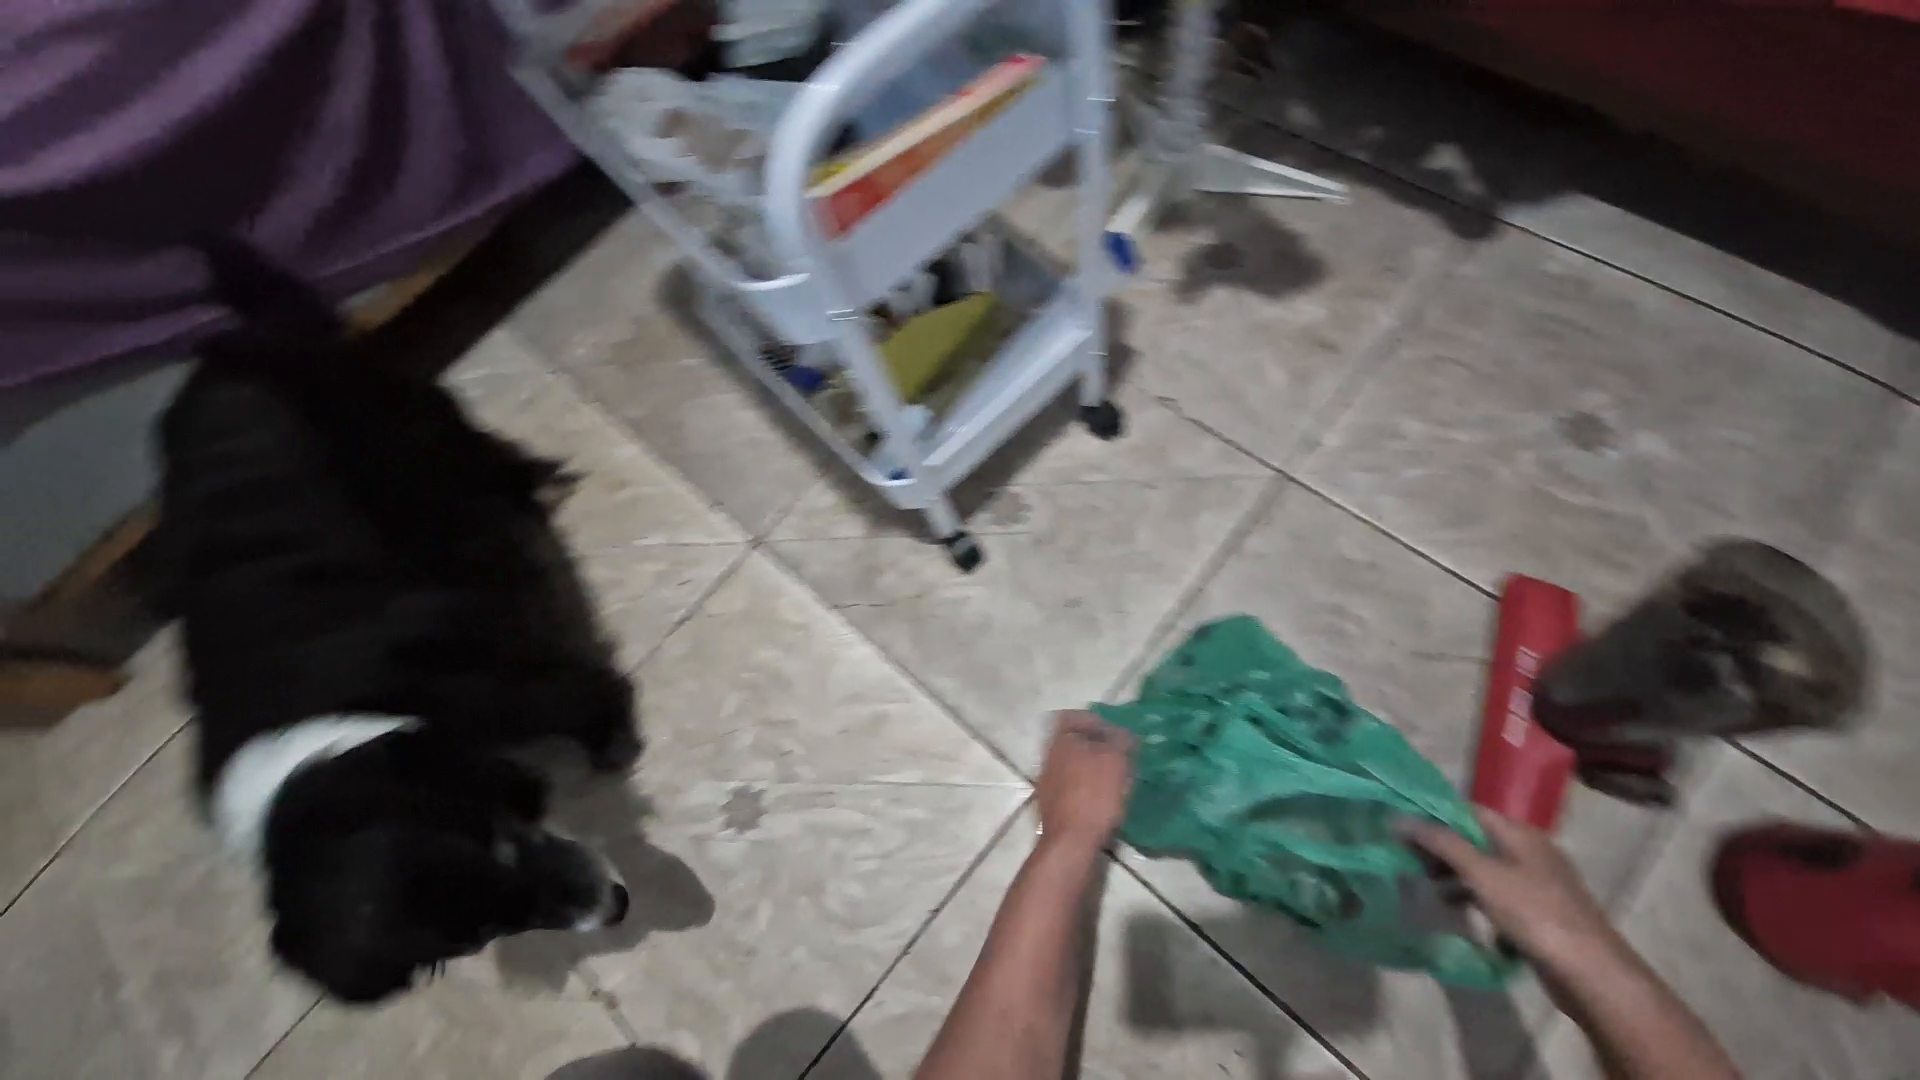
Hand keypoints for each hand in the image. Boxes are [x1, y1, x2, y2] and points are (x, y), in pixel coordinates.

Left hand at [1035, 711, 1135, 850]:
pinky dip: (1088, 787)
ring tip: (1117, 778)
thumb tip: (1122, 733)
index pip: (1073, 717)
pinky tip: (1105, 798)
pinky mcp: (1052, 803)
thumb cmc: (1094, 794)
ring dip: (1093, 767)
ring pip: (1073, 764)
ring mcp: (1047, 780)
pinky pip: (1072, 785)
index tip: (1116, 733)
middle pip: (1073, 741)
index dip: (1096, 721)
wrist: (1071, 841)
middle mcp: (1049, 756)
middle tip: (1120, 754)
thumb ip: (1119, 741)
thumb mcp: (1116, 761)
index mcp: (1060, 739)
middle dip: (1097, 745)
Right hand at [1403, 808, 1623, 970]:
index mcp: (1519, 833)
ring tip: (1429, 887)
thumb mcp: (1481, 873)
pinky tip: (1457, 909)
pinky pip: (1495, 892)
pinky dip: (1473, 895)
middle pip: (1473, 838)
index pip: (1466, 810)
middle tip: (1409, 859)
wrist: (1590, 972)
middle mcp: (1528, 851)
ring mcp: (1535, 882)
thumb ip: (1440, 842)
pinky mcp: (1537, 910)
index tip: (1402, 827)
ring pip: (1483, 867)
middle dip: (1440, 847)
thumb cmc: (1533, 912)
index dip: (1433, 814)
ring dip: (1453, 873)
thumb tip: (1399, 818)